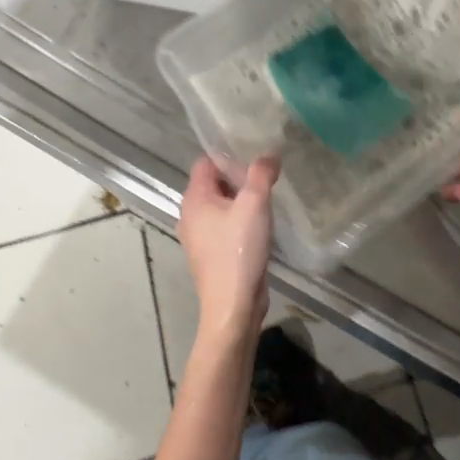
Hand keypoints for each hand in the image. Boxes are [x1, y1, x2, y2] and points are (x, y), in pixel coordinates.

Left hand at [179, 156, 278, 341]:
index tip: (255, 158)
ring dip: (241, 202)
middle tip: (266, 179)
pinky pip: (223, 227)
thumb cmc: (238, 250)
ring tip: (266, 201)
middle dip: (238, 178)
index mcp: (193, 199)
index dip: (229, 156)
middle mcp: (189, 215)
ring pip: (220, 207)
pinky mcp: (210, 254)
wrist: (232, 306)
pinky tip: (260, 227)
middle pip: (213, 183)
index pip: (206, 162)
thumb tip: (269, 153)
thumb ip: (261, 174)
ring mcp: (198, 237)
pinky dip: (239, 222)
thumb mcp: (254, 205)